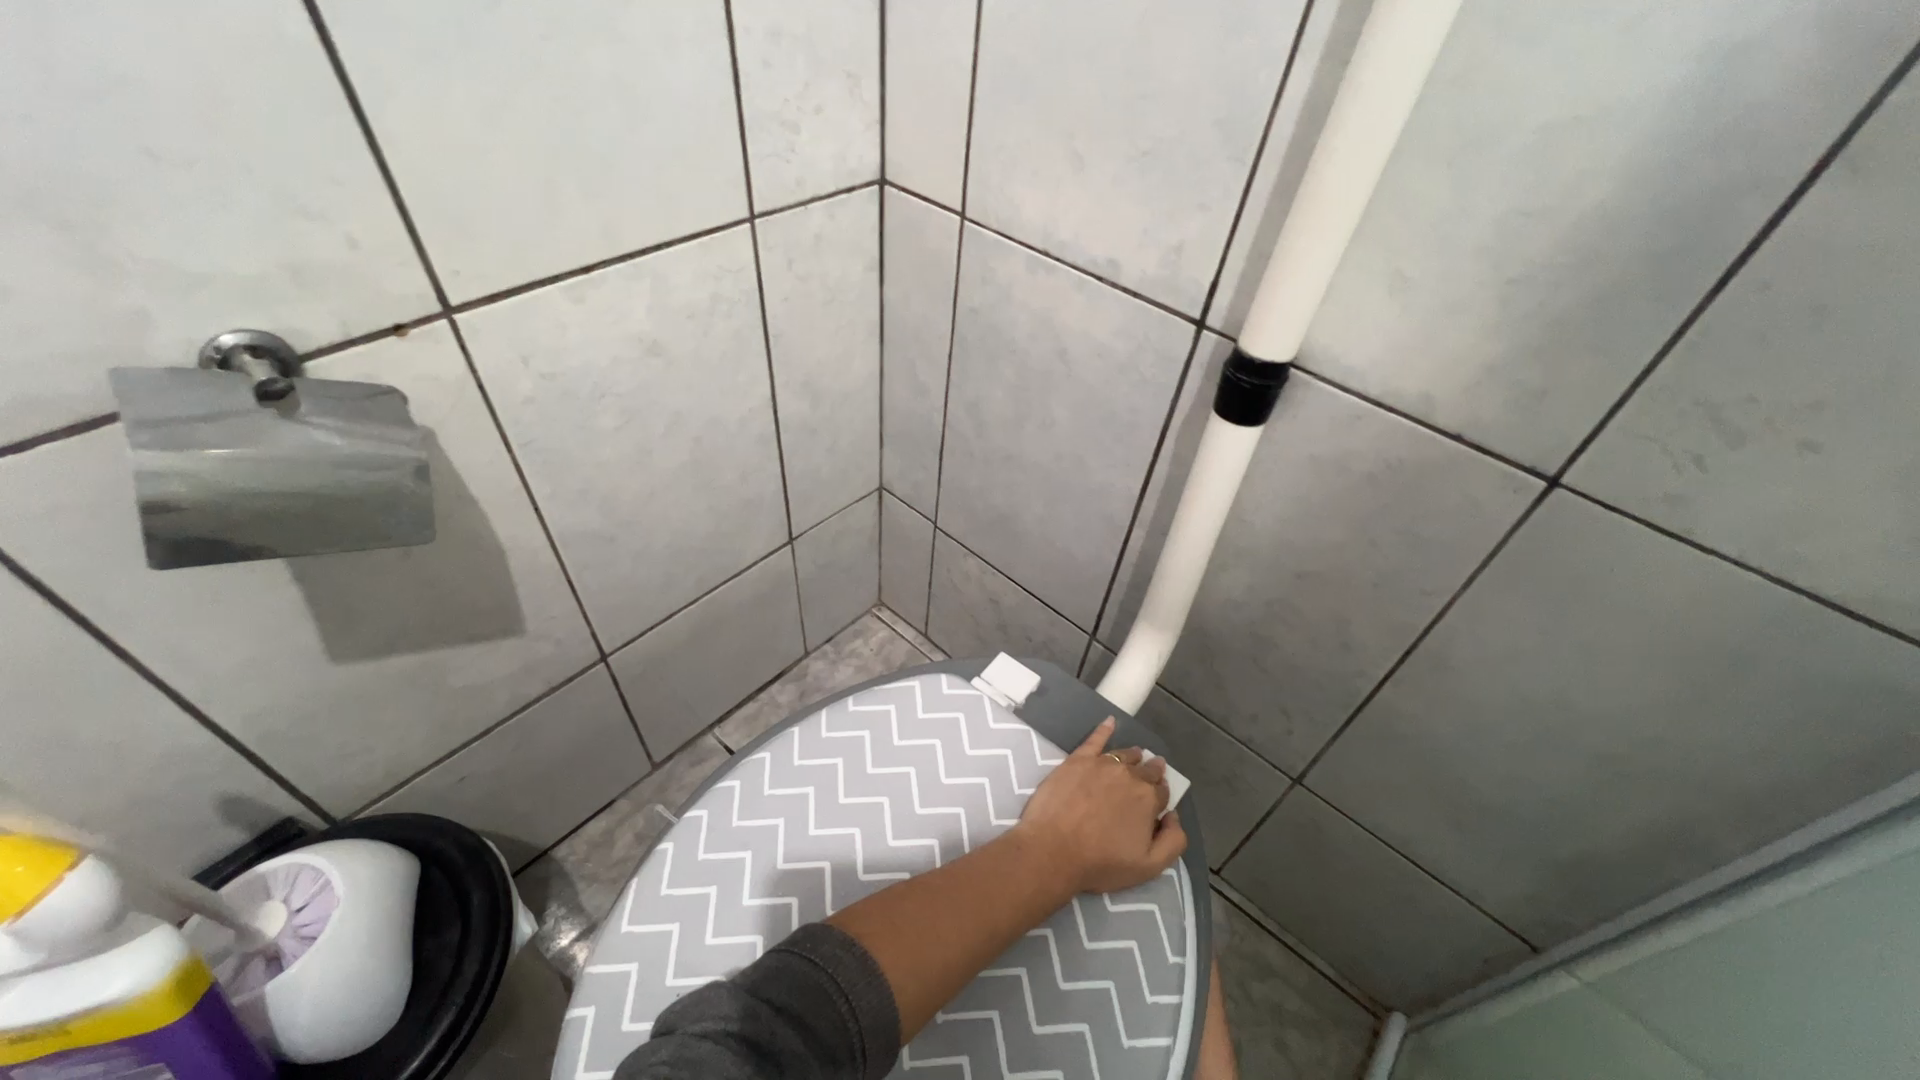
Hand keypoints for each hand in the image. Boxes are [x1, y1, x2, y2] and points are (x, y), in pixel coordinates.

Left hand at [1012, 717, 1187, 894]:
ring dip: (1133, 757)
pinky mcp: (1077, 760)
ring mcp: (1102, 764)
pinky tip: (1109, 722)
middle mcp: (1129, 776)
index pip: (1162, 792)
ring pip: (1124, 755)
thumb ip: (1173, 841)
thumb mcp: (1149, 867)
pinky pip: (1095, 739)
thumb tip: (1174, 816)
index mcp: (1148, 799)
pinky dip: (1104, 729)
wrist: (1053, 850)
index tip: (1155, 802)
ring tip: (1135, 757)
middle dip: (1151, 773)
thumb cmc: (1101, 862)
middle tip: (1150, 776)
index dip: (1160, 798)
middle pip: (1146, 770)